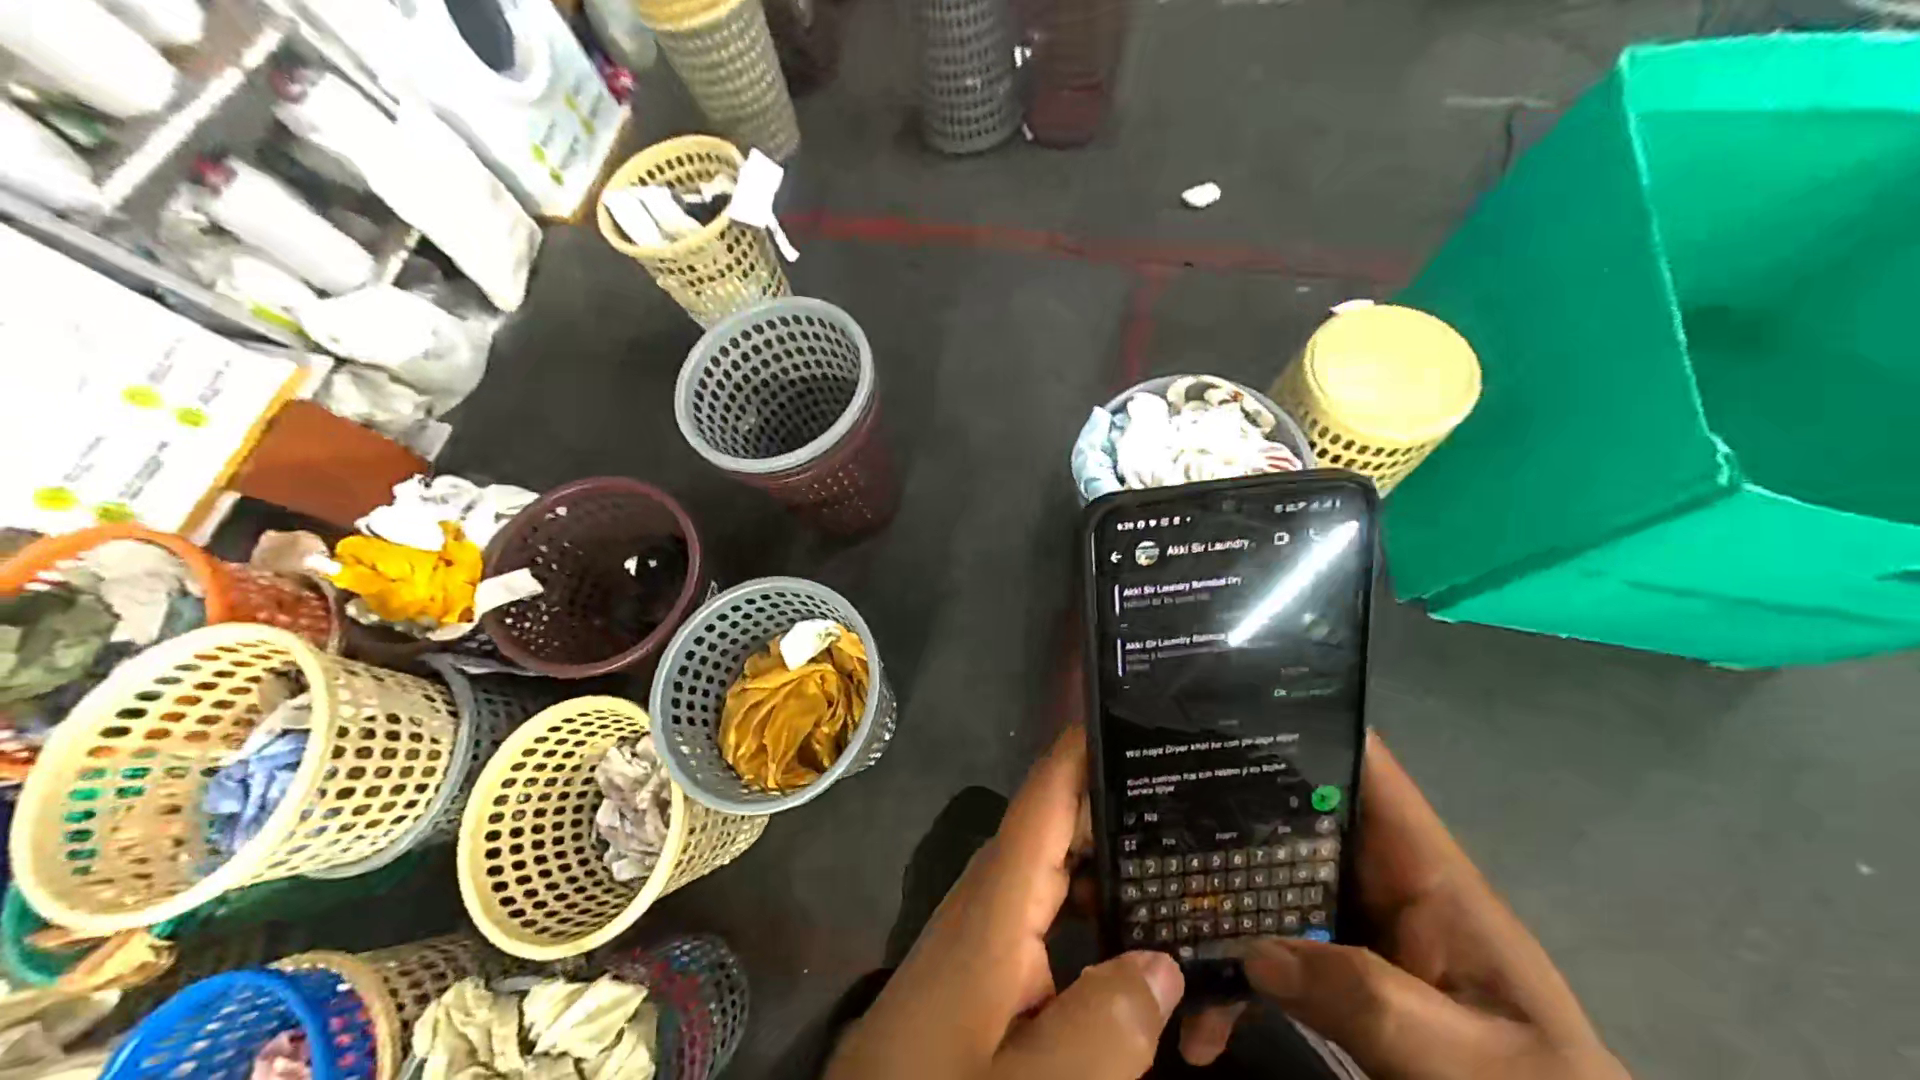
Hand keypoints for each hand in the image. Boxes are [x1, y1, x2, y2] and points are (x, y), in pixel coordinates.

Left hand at [827, 727, 1184, 1079]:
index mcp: (995, 904)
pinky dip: (1095, 913)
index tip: (1124, 714)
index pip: (1042, 801)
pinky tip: (1139, 941)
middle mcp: (990, 901)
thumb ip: (1104, 1028)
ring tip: (1180, 858)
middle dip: (1117, 805)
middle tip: (1188, 792)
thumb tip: (1162, 964)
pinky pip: (1051, 917)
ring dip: (1112, 865)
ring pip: (1060, 874)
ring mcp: (986, 933)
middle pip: (1061, 829)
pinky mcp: (988, 967)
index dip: (1079, 751)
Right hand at [1179, 733, 1631, 1079]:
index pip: (1362, 766)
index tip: (1221, 714)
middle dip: (1223, 810)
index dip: (1302, 724)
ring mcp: (1356, 926)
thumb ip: (1371, 1000)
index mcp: (1421, 868)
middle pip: (1293, 817)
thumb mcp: (1465, 1057)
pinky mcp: (1339, 972)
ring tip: (1150, 918)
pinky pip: (1272, 950)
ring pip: (1269, 883)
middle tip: (1146, 810)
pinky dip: (1234, 977)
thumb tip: (1255, 952)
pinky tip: (1200, 1014)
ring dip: (1214, 902)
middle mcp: (1380, 880)